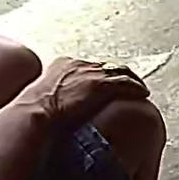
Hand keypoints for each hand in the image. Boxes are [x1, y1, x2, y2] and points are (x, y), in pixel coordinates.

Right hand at [13, 57, 147, 130]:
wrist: (35, 115)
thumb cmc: (37, 114)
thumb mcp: (47, 97)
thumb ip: (60, 95)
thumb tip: (65, 107)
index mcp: (64, 64)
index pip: (91, 65)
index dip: (105, 73)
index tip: (112, 81)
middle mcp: (78, 64)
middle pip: (108, 65)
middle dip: (122, 74)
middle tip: (133, 84)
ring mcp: (89, 73)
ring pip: (121, 71)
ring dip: (134, 80)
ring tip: (141, 89)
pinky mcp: (100, 84)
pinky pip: (125, 83)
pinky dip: (136, 88)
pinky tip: (143, 94)